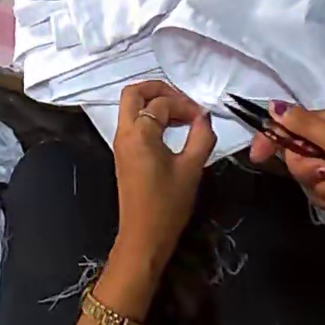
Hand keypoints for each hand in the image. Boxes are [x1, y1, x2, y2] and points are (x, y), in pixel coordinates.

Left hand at [111, 80, 215, 278]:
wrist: (144, 235)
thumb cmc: (168, 204)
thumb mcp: (192, 168)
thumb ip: (201, 137)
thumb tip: (204, 118)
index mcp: (139, 133)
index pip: (161, 103)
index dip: (185, 105)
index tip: (204, 117)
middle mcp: (124, 132)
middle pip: (133, 93)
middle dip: (159, 88)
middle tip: (184, 100)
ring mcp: (120, 142)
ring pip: (131, 106)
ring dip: (155, 102)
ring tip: (183, 115)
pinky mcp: (123, 152)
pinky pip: (133, 122)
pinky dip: (150, 116)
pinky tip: (172, 128)